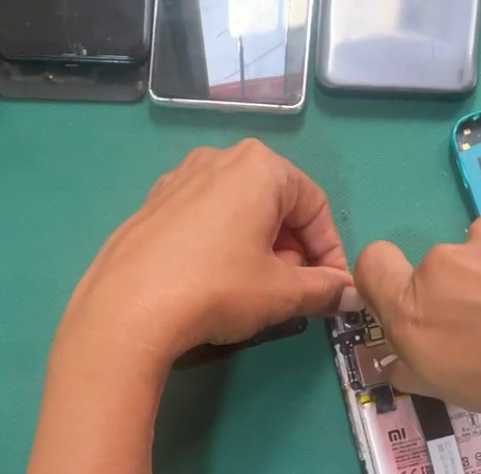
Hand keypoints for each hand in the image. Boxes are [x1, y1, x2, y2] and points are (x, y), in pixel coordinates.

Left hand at [57, 140, 354, 374]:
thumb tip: (351, 294)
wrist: (130, 307)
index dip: (330, 252)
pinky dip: (221, 247)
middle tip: (290, 292)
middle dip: (292, 250)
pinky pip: (204, 222)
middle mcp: (220, 158)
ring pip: (238, 212)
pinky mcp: (152, 205)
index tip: (332, 288)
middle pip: (275, 204)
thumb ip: (322, 290)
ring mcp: (180, 179)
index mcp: (260, 167)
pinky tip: (211, 284)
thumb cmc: (218, 289)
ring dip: (257, 249)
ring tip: (252, 292)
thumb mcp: (281, 294)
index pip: (315, 206)